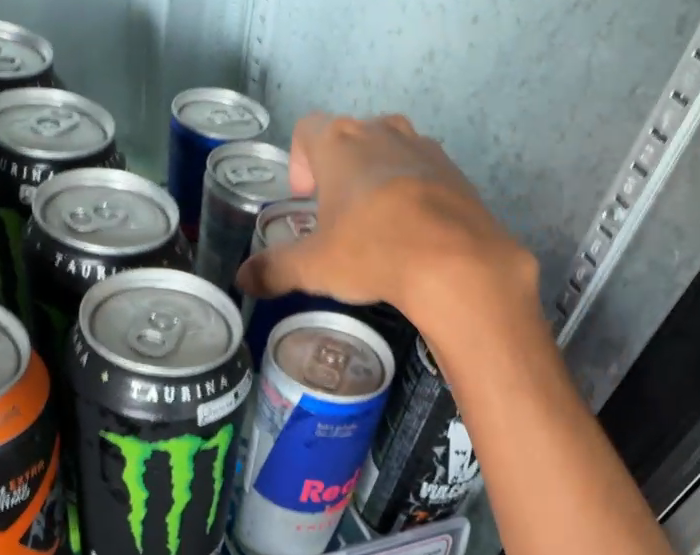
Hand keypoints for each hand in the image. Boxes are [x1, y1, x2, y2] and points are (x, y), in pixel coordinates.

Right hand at [235, 112, 536, 324]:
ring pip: (390, 153)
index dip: (300, 159)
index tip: (304, 197)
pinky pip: (423, 175)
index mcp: (339, 144)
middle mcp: (381, 131)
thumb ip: (275, 270)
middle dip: (339, 171)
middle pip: (350, 137)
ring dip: (377, 180)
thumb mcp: (314, 268)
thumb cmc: (372, 251)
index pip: (308, 129)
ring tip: (375, 226)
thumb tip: (243, 280)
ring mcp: (423, 148)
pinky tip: (412, 235)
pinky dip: (413, 196)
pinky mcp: (455, 173)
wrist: (455, 260)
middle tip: (336, 216)